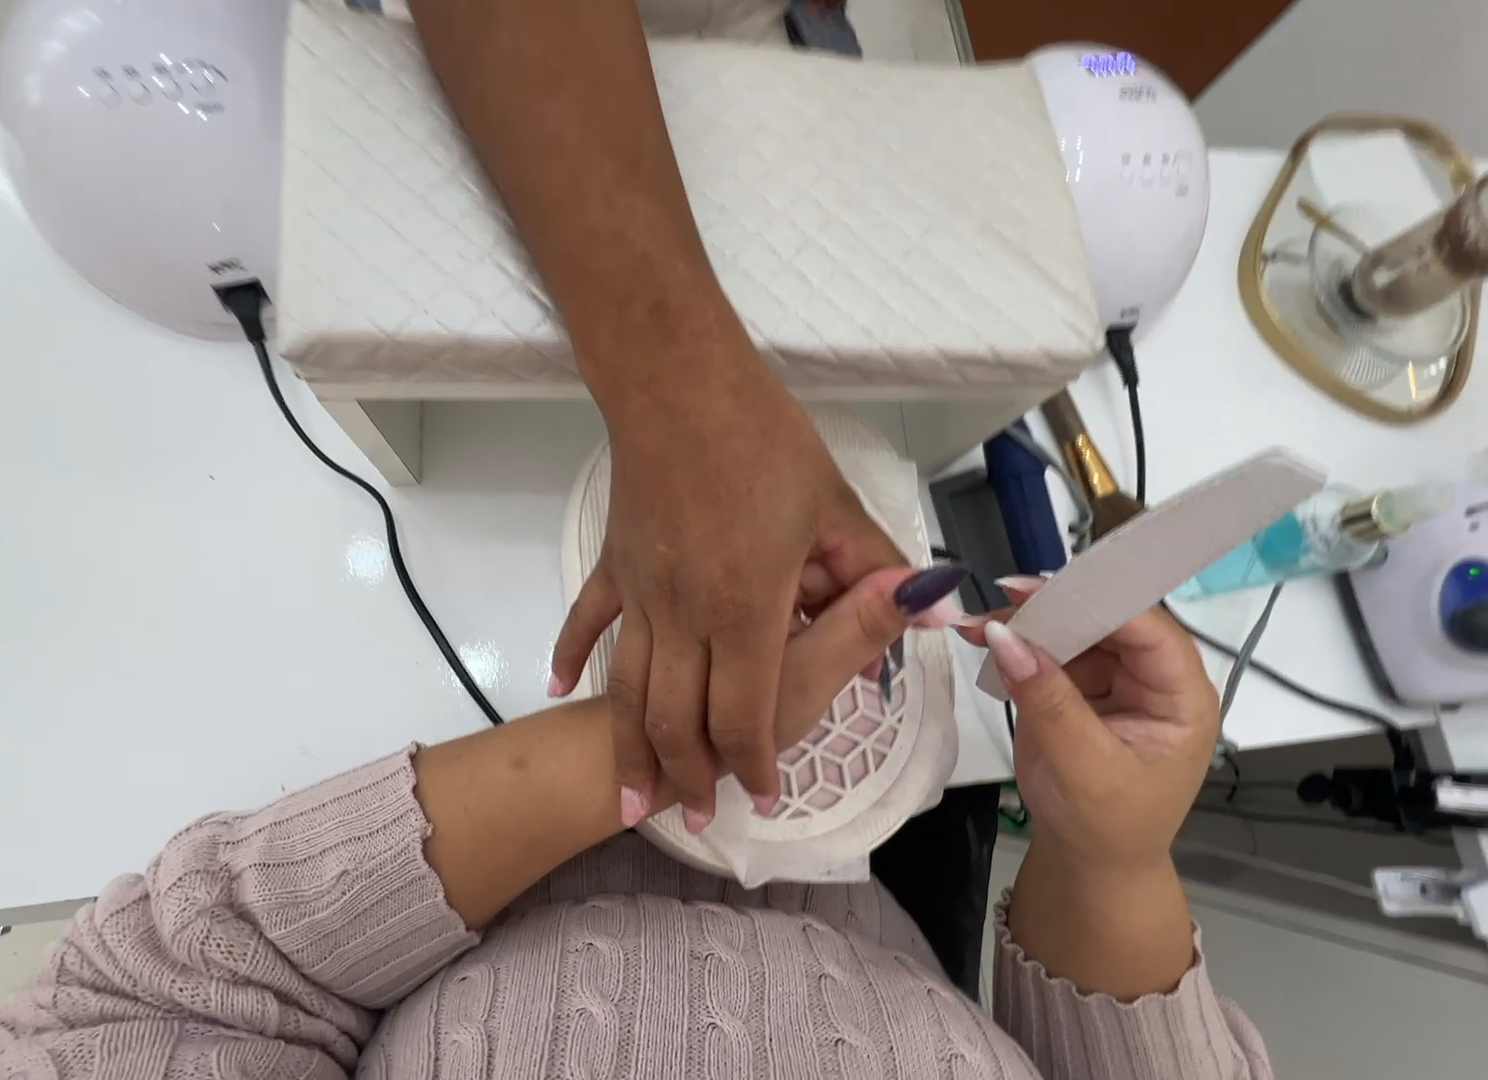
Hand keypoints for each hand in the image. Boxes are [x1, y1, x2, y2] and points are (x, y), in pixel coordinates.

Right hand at [549, 337, 909, 833]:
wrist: (677, 386)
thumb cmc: (763, 442)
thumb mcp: (833, 503)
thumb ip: (876, 567)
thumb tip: (931, 606)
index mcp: (744, 610)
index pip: (746, 713)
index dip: (754, 763)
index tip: (759, 796)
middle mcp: (684, 618)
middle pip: (677, 720)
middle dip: (690, 776)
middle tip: (696, 815)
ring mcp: (638, 594)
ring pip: (626, 690)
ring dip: (629, 750)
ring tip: (631, 798)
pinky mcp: (612, 566)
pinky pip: (585, 621)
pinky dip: (568, 657)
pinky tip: (556, 690)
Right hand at [969, 580, 1219, 876]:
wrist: (1089, 858)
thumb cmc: (1105, 823)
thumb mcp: (1082, 765)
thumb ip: (1047, 698)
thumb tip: (1002, 635)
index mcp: (1180, 697)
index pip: (1148, 630)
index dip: (1097, 601)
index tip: (1039, 587)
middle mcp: (1150, 677)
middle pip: (1105, 620)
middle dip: (1051, 608)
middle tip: (998, 600)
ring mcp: (1112, 679)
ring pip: (1070, 629)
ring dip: (1023, 623)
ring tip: (975, 623)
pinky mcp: (1077, 685)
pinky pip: (1046, 649)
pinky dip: (1011, 642)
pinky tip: (979, 636)